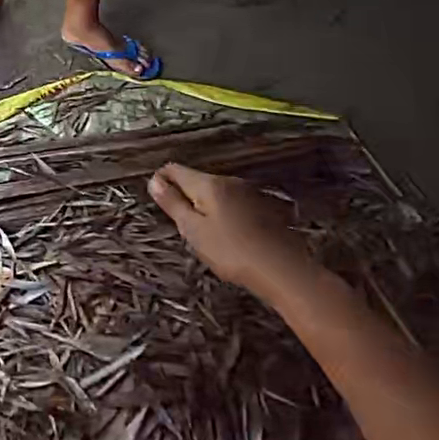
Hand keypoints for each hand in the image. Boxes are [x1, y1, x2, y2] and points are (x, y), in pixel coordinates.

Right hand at [149, 163, 307, 292]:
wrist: (284, 270)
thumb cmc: (231, 251)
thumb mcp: (193, 230)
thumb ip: (173, 203)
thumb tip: (154, 180)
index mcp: (208, 184)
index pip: (175, 169)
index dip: (161, 180)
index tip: (158, 201)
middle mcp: (229, 181)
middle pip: (197, 180)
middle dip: (184, 195)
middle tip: (179, 223)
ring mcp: (249, 193)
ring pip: (216, 192)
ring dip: (205, 205)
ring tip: (203, 232)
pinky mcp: (264, 207)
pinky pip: (234, 203)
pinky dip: (224, 213)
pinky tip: (228, 235)